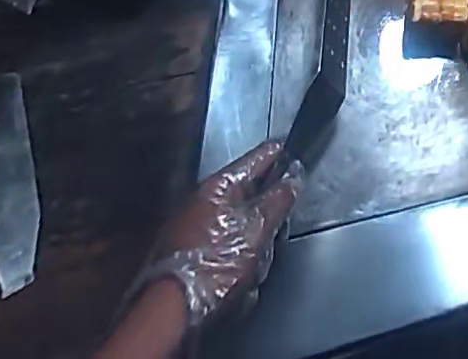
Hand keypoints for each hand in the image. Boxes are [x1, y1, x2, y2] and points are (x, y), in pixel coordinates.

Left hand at [145, 140, 302, 329]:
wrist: (169, 313)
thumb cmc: (213, 263)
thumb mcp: (256, 229)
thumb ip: (279, 199)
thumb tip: (295, 175)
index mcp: (220, 184)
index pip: (260, 156)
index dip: (283, 155)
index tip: (298, 157)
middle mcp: (203, 198)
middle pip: (251, 193)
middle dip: (268, 215)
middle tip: (276, 232)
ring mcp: (194, 225)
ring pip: (240, 223)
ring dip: (253, 242)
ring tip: (254, 265)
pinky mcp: (189, 252)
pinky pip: (225, 243)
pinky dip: (236, 257)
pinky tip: (239, 277)